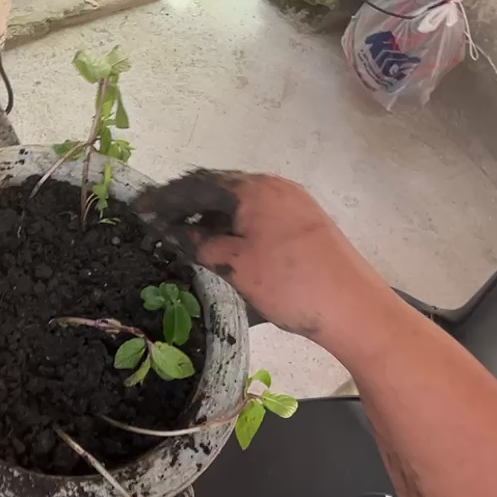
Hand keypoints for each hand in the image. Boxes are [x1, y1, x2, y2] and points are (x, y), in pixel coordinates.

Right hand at [136, 171, 406, 353]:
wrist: (357, 311)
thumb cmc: (290, 284)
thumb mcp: (234, 265)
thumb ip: (198, 242)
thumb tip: (171, 230)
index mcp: (254, 189)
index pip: (197, 185)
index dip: (165, 198)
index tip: (139, 210)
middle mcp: (273, 186)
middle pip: (217, 186)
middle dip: (184, 201)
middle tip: (157, 217)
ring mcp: (292, 201)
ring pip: (237, 199)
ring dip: (208, 212)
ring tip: (183, 231)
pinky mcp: (303, 220)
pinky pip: (255, 210)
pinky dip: (231, 220)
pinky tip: (219, 239)